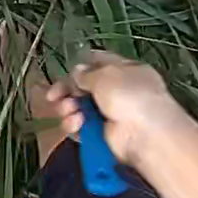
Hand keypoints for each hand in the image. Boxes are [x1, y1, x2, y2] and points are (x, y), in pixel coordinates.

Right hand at [39, 50, 191, 167]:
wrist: (144, 133)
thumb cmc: (129, 95)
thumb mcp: (106, 74)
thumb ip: (87, 73)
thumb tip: (76, 73)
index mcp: (124, 70)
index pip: (97, 63)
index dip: (80, 67)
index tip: (66, 73)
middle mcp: (116, 91)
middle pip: (82, 87)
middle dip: (66, 90)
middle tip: (53, 96)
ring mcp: (107, 114)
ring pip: (77, 108)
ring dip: (68, 108)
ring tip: (69, 110)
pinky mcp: (98, 135)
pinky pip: (78, 128)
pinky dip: (73, 125)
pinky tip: (76, 124)